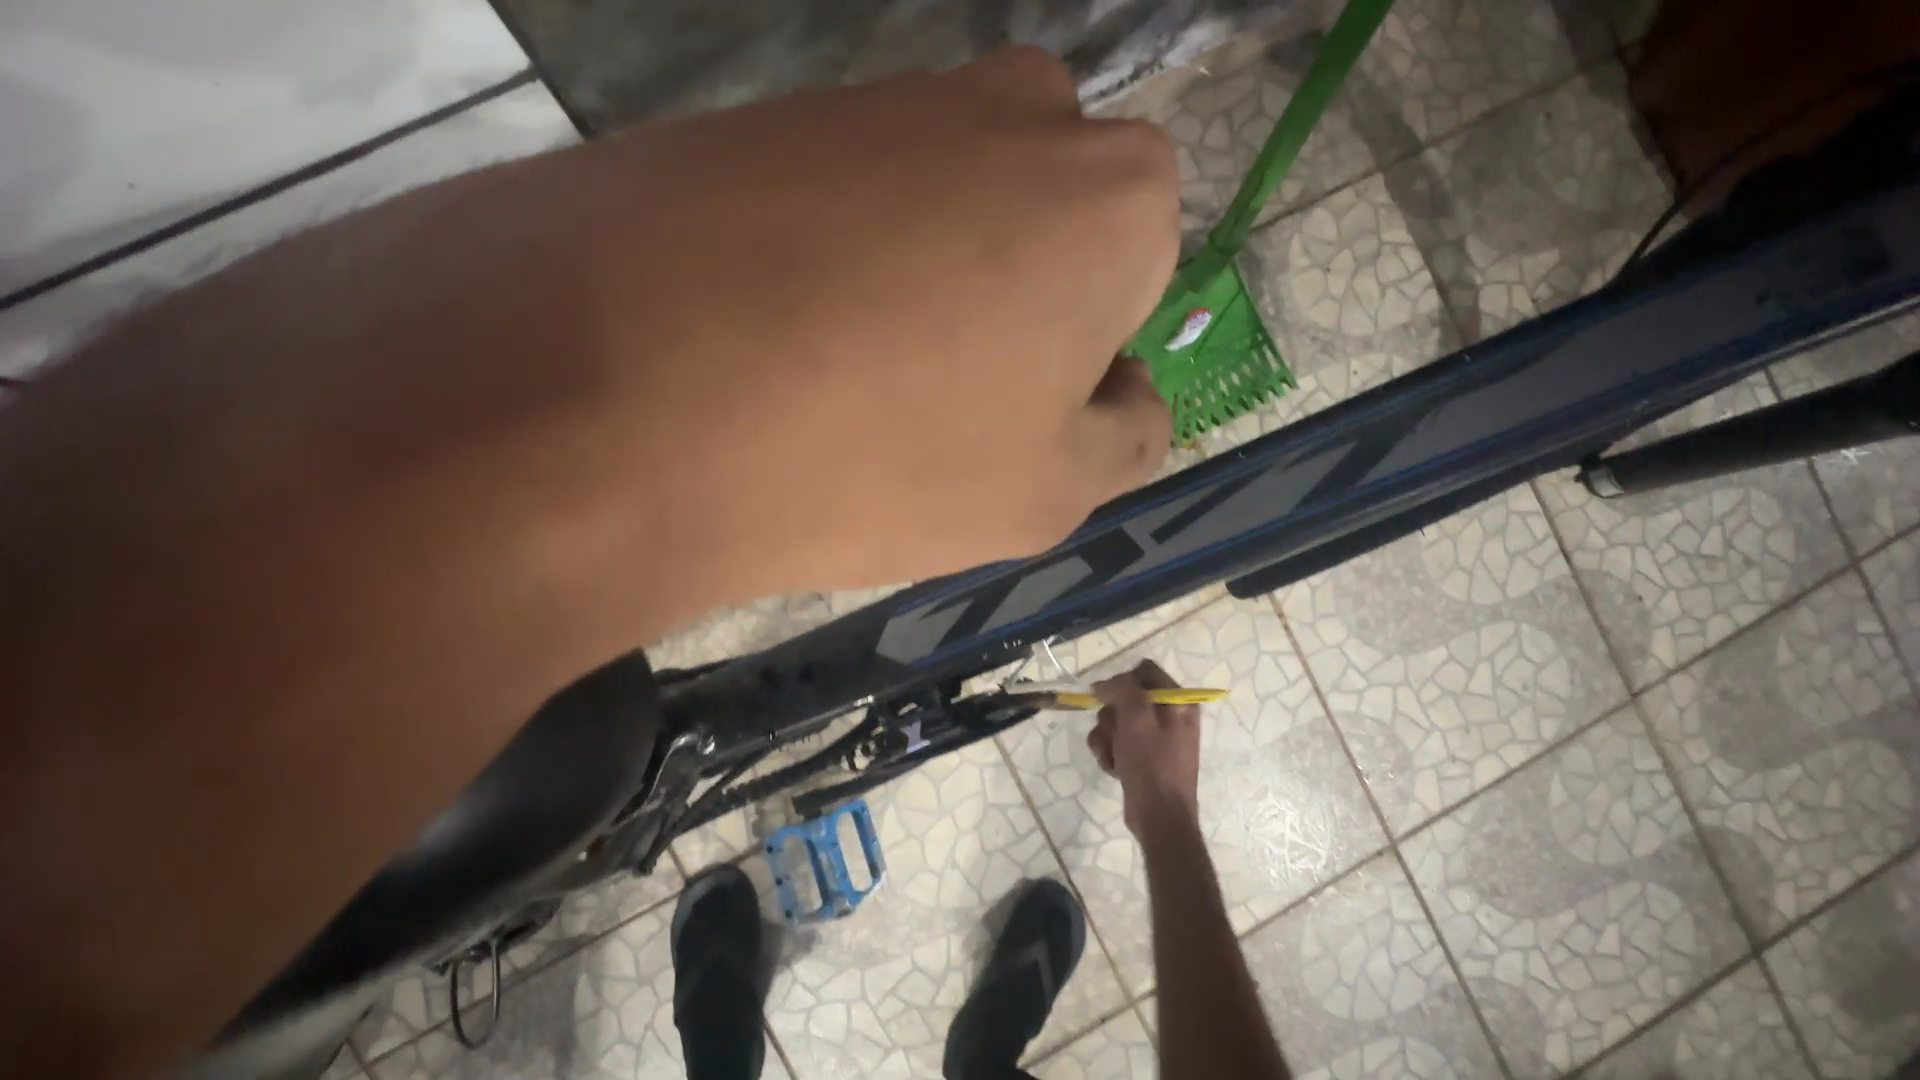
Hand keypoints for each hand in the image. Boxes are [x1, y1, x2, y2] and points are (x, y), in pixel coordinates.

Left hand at [581, 46, 1178, 596]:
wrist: (622, 392)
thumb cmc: (884, 455)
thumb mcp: (1051, 495)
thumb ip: (1128, 437)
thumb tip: (1121, 393)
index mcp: (1113, 194)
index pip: (1135, 278)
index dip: (1079, 353)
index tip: (1009, 411)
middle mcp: (1015, 107)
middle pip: (1043, 228)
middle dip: (1012, 303)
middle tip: (929, 395)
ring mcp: (885, 94)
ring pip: (944, 209)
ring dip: (918, 283)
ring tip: (835, 373)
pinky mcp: (774, 108)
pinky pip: (844, 198)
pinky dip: (830, 261)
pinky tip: (769, 332)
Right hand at [1087, 660, 1202, 836]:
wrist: (1160, 817)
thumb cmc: (1152, 765)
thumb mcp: (1137, 719)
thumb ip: (1122, 689)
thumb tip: (1102, 685)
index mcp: (1178, 701)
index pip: (1143, 671)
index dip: (1120, 682)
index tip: (1105, 699)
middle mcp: (1169, 714)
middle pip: (1124, 697)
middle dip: (1111, 718)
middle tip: (1117, 736)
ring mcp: (1155, 737)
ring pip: (1114, 721)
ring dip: (1107, 739)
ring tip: (1114, 758)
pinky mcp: (1142, 756)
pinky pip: (1115, 742)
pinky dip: (1110, 754)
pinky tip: (1115, 769)